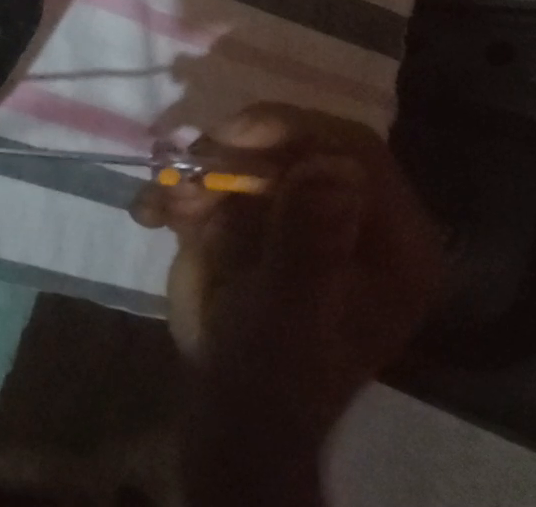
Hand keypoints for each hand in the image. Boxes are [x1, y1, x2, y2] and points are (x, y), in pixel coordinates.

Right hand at [131, 104, 445, 505]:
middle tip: (189, 168)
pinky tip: (150, 215)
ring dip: (194, 173)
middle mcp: (342, 214)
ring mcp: (287, 214)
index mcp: (386, 235)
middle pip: (292, 144)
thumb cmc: (278, 369)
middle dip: (233, 150)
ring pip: (240, 158)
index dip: (294, 129)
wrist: (229, 405)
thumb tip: (331, 166)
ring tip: (165, 208)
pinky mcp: (242, 220)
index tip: (232, 136)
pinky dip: (171, 191)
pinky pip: (204, 183)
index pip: (352, 150)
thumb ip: (312, 241)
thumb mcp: (294, 308)